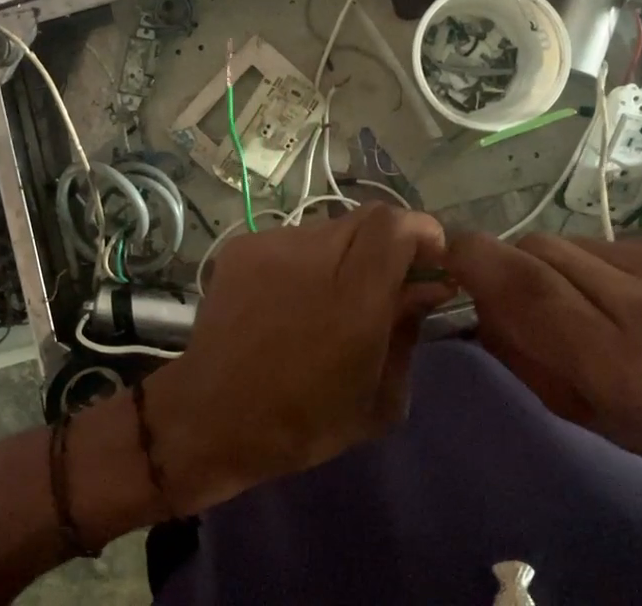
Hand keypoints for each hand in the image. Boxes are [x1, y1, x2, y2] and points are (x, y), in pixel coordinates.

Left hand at [143, 205, 450, 512]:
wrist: (211, 417)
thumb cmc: (304, 422)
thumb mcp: (379, 396)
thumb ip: (408, 330)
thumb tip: (429, 287)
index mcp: (354, 296)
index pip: (397, 225)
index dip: (422, 233)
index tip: (430, 262)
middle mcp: (312, 256)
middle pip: (368, 218)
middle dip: (388, 244)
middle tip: (386, 284)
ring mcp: (271, 245)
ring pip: (329, 227)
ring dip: (346, 253)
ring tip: (333, 297)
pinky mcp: (242, 246)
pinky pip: (293, 239)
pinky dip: (307, 260)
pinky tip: (295, 298)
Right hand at [443, 231, 641, 484]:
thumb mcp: (597, 421)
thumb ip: (529, 360)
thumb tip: (478, 307)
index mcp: (627, 371)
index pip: (528, 291)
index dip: (475, 262)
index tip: (443, 254)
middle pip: (538, 253)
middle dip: (503, 262)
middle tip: (497, 288)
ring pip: (565, 242)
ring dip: (546, 265)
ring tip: (570, 301)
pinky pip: (600, 242)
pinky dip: (584, 263)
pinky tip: (612, 294)